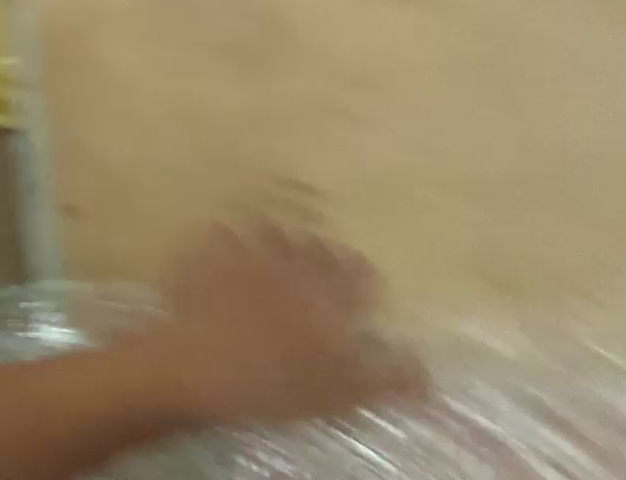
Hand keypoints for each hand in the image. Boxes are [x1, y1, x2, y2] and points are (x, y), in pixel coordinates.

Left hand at [150, 222, 426, 425]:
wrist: (202, 364)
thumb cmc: (277, 384)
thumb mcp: (344, 392)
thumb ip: (388, 377)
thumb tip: (423, 368)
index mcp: (329, 296)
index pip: (358, 272)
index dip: (361, 274)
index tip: (362, 280)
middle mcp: (290, 266)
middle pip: (312, 246)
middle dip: (319, 252)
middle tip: (318, 264)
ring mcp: (244, 254)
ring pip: (267, 232)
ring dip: (274, 239)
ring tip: (273, 253)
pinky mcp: (204, 254)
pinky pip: (218, 233)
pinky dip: (224, 238)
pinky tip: (223, 247)